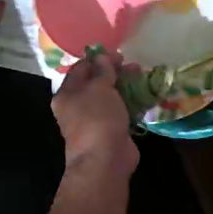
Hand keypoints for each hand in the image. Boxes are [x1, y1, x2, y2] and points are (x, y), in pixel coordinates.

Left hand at [51, 52, 136, 173]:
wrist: (105, 159)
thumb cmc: (97, 118)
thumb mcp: (99, 88)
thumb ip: (102, 71)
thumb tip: (102, 57)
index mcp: (67, 94)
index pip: (80, 69)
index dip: (98, 58)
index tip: (118, 54)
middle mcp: (78, 106)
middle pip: (96, 82)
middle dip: (115, 72)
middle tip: (133, 66)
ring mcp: (95, 119)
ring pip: (110, 97)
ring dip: (125, 86)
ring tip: (142, 77)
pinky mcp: (111, 130)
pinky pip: (121, 111)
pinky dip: (132, 103)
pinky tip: (145, 95)